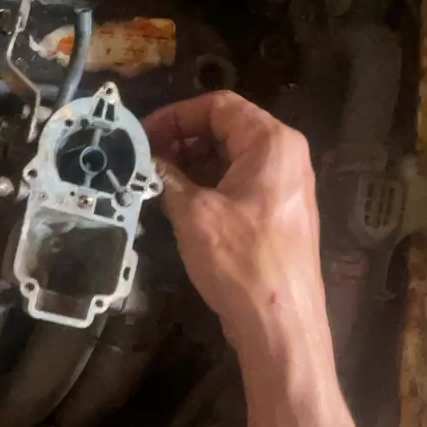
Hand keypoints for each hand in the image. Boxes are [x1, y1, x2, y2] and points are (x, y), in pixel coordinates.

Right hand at [144, 92, 323, 341]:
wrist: (279, 320)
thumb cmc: (240, 260)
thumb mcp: (194, 214)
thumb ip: (168, 179)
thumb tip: (146, 163)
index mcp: (272, 142)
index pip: (219, 106)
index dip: (175, 116)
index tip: (142, 136)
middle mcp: (284, 157)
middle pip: (226, 131)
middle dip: (181, 142)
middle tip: (144, 162)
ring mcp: (283, 188)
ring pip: (230, 161)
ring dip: (191, 168)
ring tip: (155, 185)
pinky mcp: (276, 217)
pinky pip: (237, 188)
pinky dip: (207, 189)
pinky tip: (178, 208)